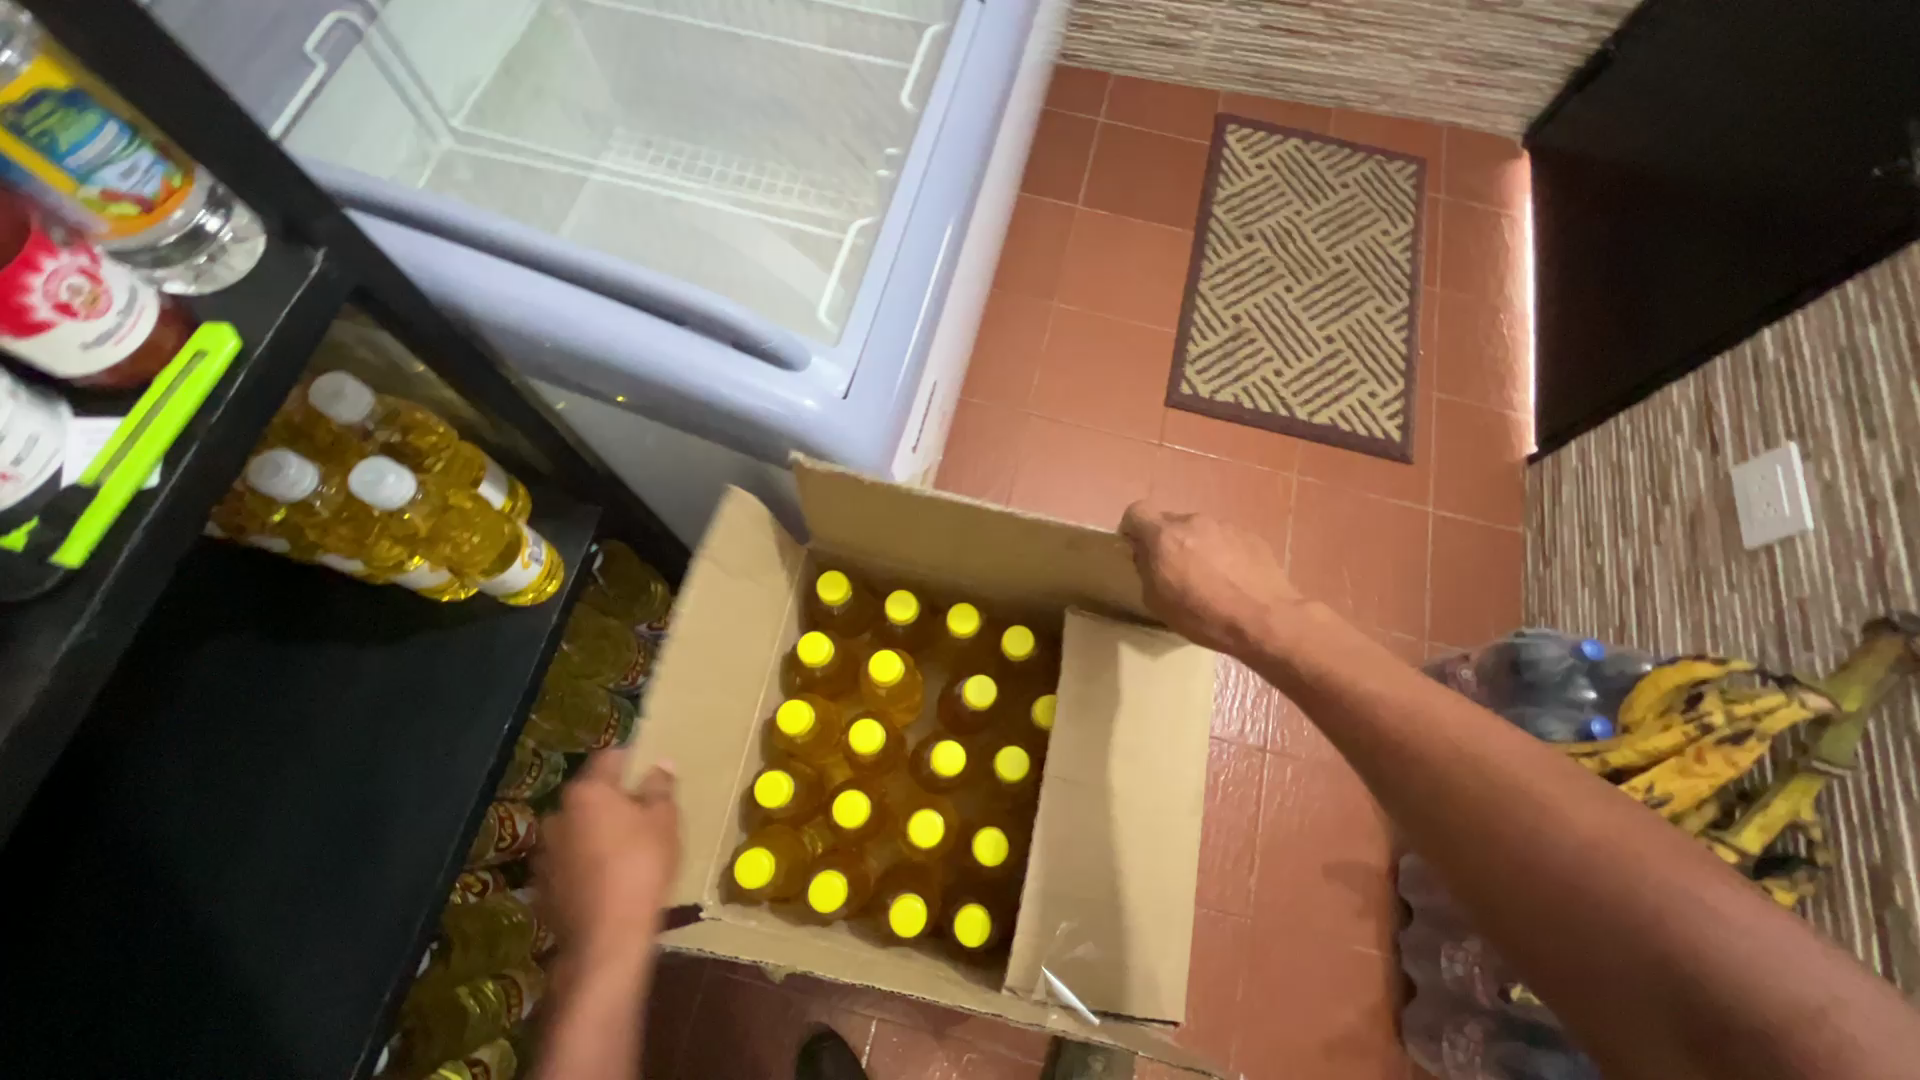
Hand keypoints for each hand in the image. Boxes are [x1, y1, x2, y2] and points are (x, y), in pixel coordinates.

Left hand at [533, 750, 680, 962]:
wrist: (608, 937)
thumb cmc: (642, 867)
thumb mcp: (664, 821)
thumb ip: (660, 788)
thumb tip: (660, 765)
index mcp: (587, 792)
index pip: (610, 758)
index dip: (633, 759)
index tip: (651, 769)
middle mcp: (559, 815)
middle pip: (591, 795)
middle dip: (614, 799)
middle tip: (644, 812)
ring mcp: (546, 852)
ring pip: (578, 829)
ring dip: (597, 832)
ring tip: (626, 848)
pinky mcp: (543, 886)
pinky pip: (570, 861)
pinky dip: (586, 862)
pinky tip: (608, 878)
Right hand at [1120, 502, 1305, 656]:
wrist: (1264, 620)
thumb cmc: (1203, 616)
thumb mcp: (1157, 602)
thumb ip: (1146, 570)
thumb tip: (1147, 556)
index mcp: (1164, 536)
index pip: (1136, 511)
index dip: (1132, 529)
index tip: (1137, 549)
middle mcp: (1193, 522)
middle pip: (1170, 523)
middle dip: (1167, 542)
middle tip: (1175, 572)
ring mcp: (1224, 525)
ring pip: (1199, 531)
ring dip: (1197, 548)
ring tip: (1209, 579)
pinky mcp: (1250, 535)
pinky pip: (1225, 539)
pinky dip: (1222, 554)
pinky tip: (1232, 580)